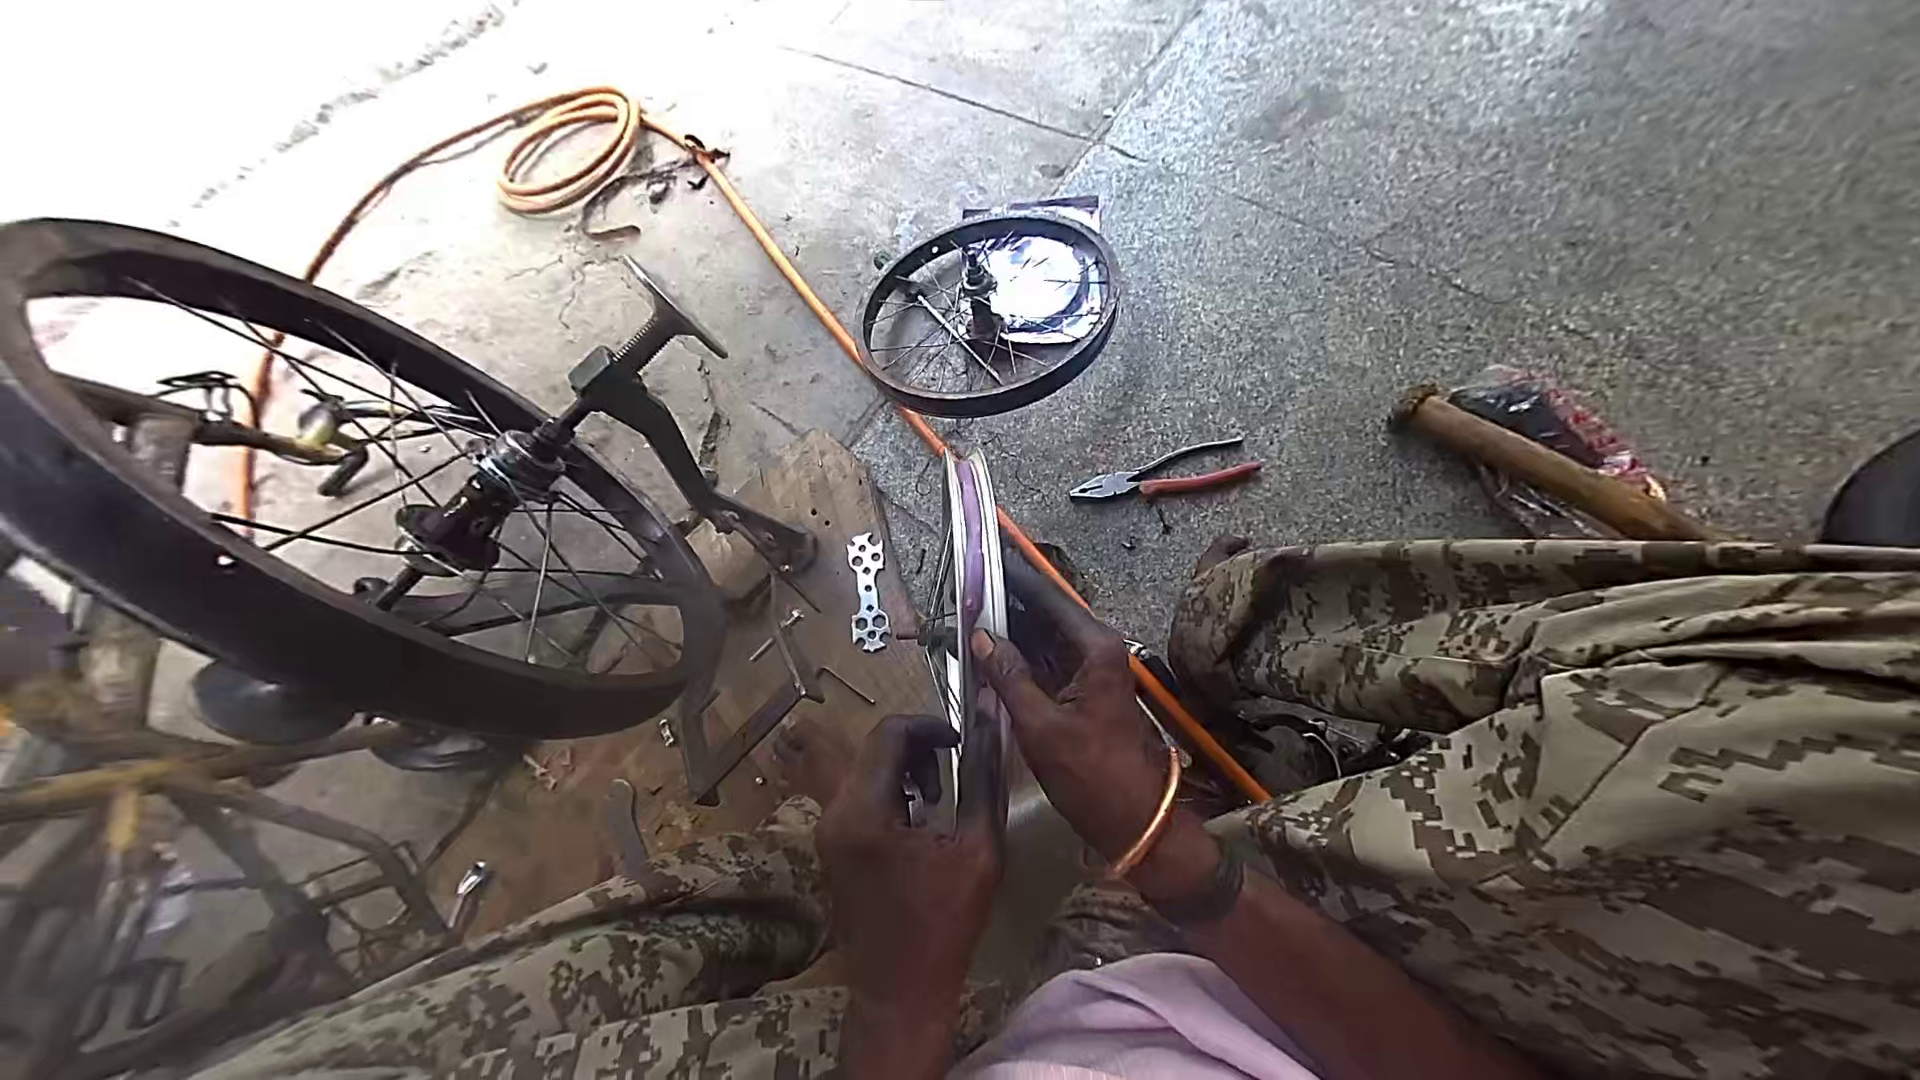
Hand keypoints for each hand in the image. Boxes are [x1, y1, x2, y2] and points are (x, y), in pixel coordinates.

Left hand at [817, 714, 1002, 1024]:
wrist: (899, 995)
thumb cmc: (945, 926)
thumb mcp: (979, 849)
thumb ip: (983, 781)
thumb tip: (990, 727)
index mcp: (865, 812)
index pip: (889, 733)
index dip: (929, 726)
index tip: (959, 742)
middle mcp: (835, 812)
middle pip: (875, 746)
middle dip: (919, 748)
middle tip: (951, 774)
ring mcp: (827, 828)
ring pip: (866, 766)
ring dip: (905, 768)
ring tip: (936, 802)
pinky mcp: (830, 842)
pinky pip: (860, 792)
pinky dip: (890, 789)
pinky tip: (916, 820)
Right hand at [973, 555, 1218, 902]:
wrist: (1137, 822)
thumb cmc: (1093, 775)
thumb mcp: (1042, 726)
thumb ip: (1009, 677)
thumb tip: (982, 637)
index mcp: (1095, 648)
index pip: (1049, 598)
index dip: (1017, 576)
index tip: (988, 555)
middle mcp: (1096, 651)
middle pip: (1045, 614)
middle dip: (1007, 603)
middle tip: (968, 588)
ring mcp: (1090, 672)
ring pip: (1043, 639)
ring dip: (1010, 630)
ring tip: (969, 615)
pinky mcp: (1082, 692)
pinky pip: (1046, 663)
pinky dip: (1019, 658)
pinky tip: (990, 653)